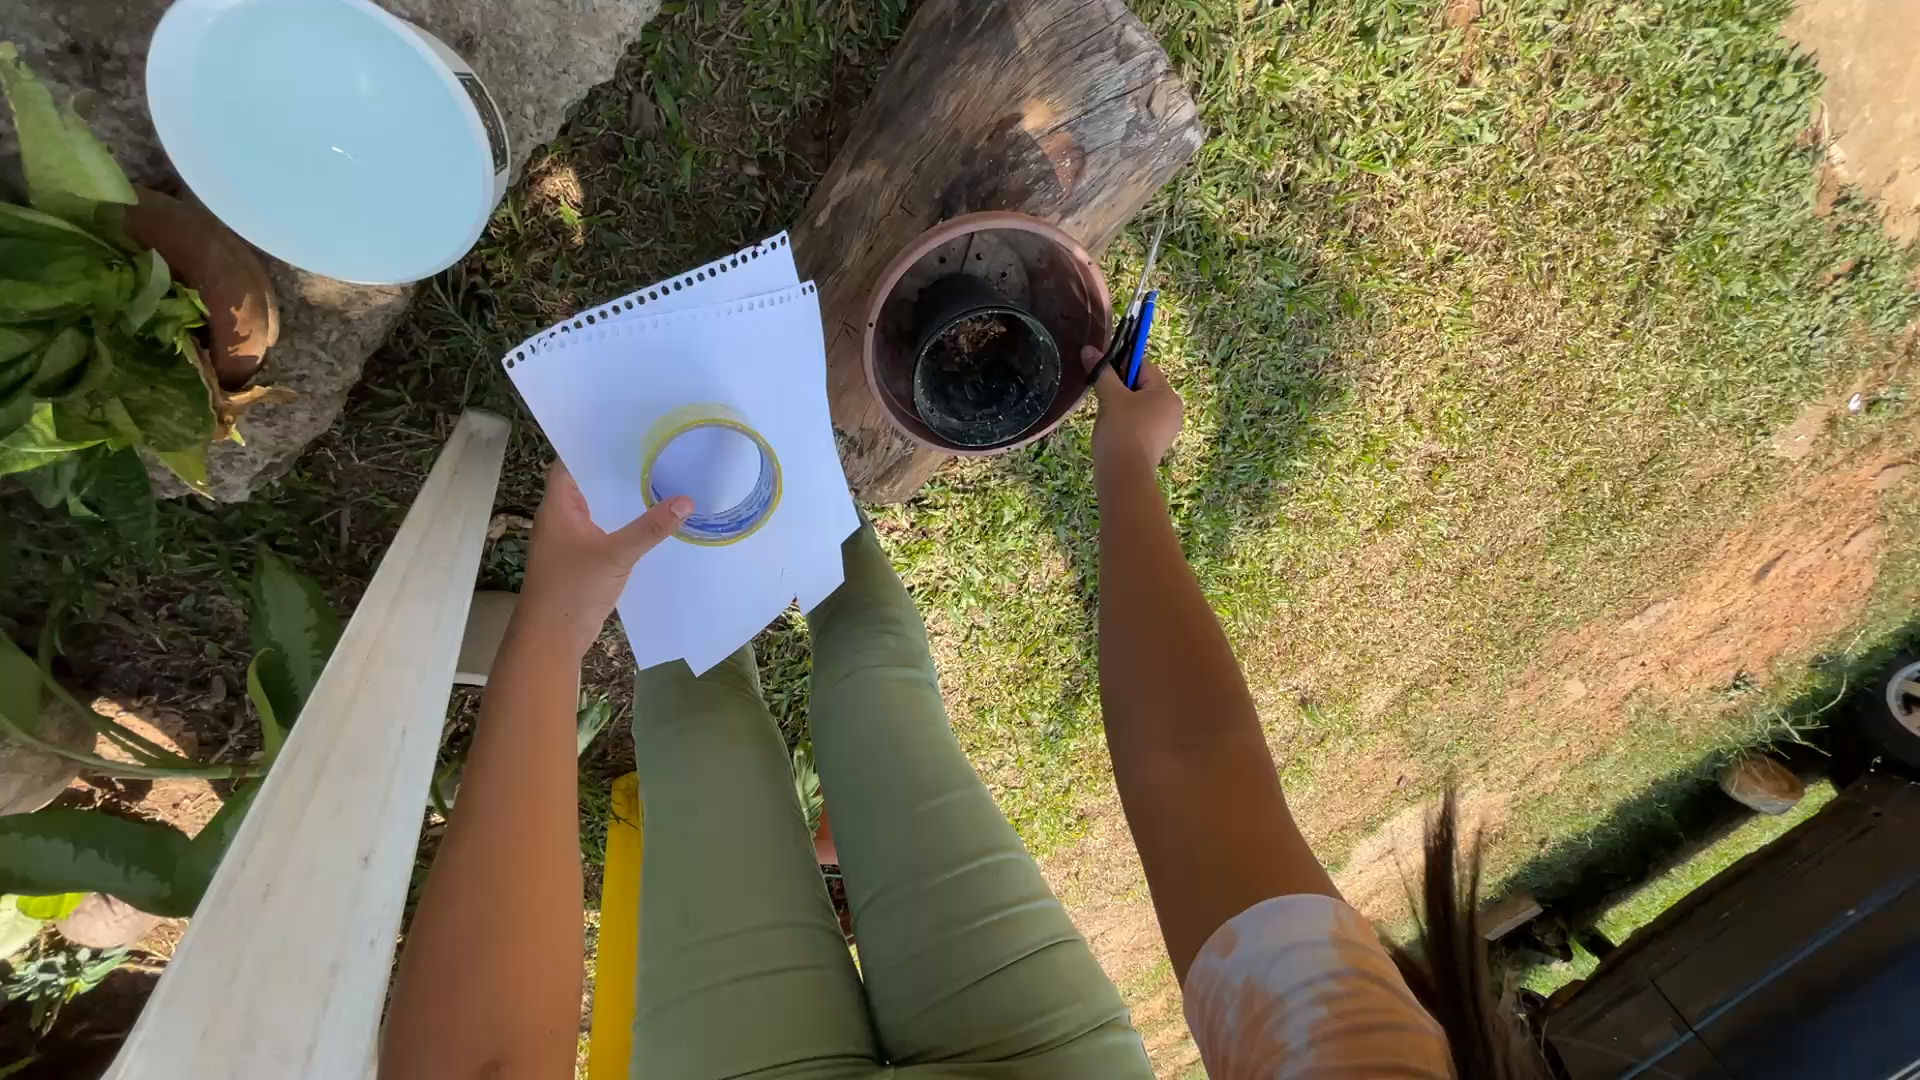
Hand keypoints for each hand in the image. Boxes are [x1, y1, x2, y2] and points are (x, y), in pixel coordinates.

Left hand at [514, 462, 691, 659]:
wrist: (552, 638)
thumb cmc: (572, 590)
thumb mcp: (616, 555)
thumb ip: (651, 528)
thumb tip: (686, 501)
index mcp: (558, 507)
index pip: (571, 463)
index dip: (593, 446)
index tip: (625, 434)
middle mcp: (562, 518)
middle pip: (589, 483)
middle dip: (617, 470)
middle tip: (654, 453)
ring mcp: (572, 539)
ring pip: (600, 508)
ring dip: (623, 498)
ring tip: (660, 480)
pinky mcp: (584, 558)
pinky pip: (607, 530)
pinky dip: (626, 523)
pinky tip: (652, 522)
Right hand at [1087, 345, 1183, 472]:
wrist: (1124, 475)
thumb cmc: (1121, 431)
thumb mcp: (1110, 397)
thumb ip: (1102, 372)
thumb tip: (1089, 349)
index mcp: (1167, 394)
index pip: (1143, 366)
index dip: (1120, 365)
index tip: (1102, 373)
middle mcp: (1173, 409)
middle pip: (1142, 386)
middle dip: (1121, 388)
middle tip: (1103, 398)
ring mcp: (1166, 428)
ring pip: (1140, 405)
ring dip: (1122, 406)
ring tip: (1107, 416)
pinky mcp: (1157, 444)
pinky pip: (1140, 423)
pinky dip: (1127, 422)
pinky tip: (1114, 431)